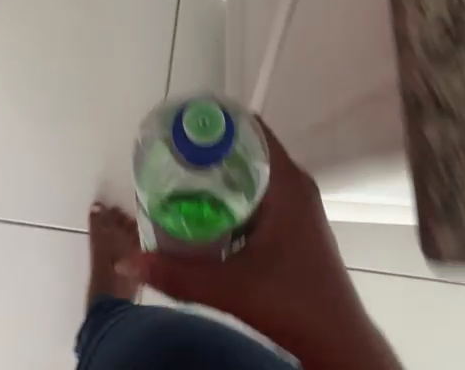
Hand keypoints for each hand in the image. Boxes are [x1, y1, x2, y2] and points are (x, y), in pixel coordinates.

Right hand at [136, 123, 400, 367]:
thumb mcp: (229, 288)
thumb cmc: (291, 303)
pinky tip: (206, 209)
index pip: (251, 130)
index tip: (182, 125)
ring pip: (254, 174)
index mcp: (286, 184)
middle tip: (171, 152)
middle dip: (211, 148)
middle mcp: (294, 185)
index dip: (217, 122)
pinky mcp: (295, 225)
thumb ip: (176, 274)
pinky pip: (260, 193)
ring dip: (221, 173)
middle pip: (249, 150)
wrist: (336, 342)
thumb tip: (128, 260)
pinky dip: (233, 193)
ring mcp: (298, 206)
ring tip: (181, 175)